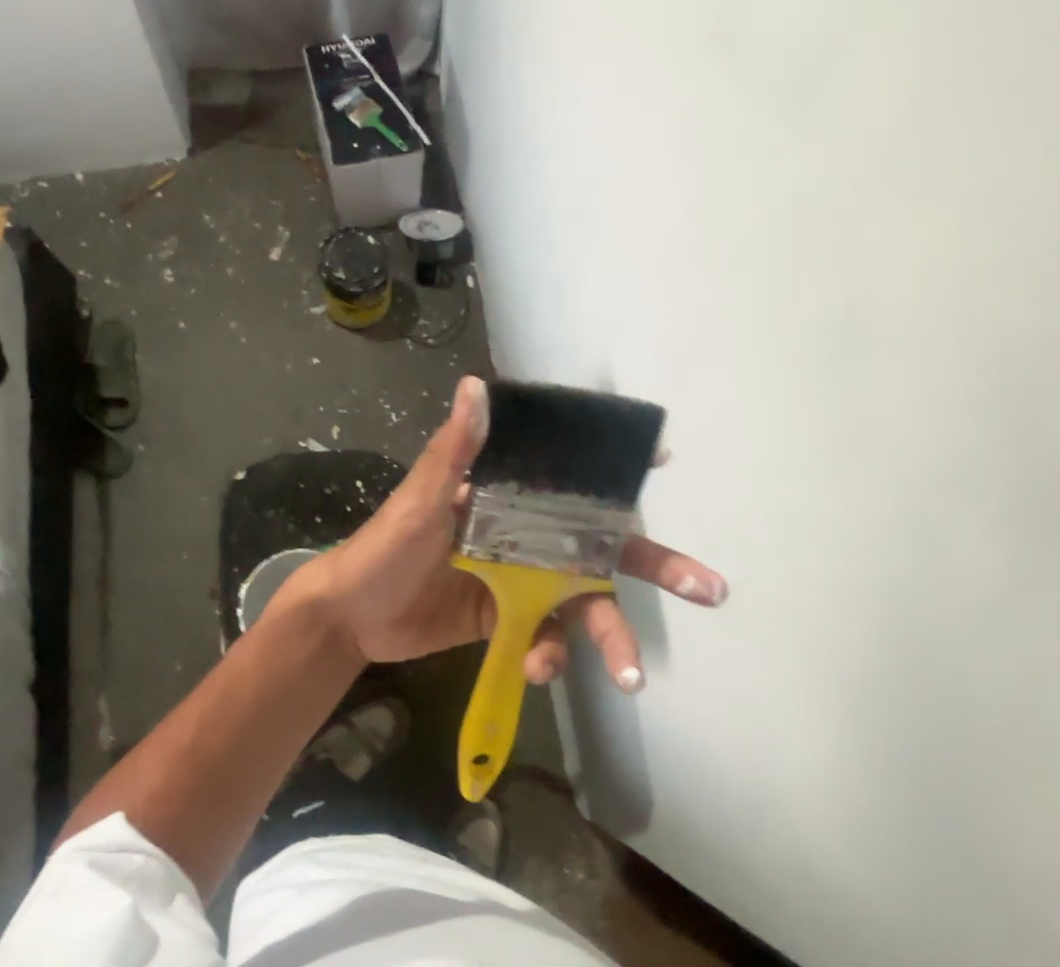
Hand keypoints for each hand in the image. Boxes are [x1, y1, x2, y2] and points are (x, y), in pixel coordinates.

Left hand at [277, 376, 727, 692]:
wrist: (351, 616)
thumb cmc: (384, 547)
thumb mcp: (419, 500)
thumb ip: (452, 452)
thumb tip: (476, 386)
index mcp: (506, 500)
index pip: (569, 481)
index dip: (614, 474)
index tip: (661, 461)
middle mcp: (523, 537)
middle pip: (598, 550)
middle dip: (653, 566)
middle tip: (708, 588)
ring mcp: (518, 582)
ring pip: (580, 603)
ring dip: (608, 634)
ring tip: (630, 672)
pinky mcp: (505, 622)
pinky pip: (545, 638)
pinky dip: (548, 653)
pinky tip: (535, 666)